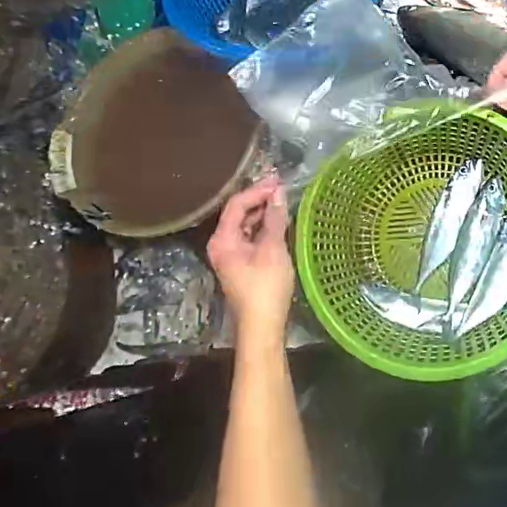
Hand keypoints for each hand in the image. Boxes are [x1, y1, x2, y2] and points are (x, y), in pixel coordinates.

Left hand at [207, 174, 295, 352]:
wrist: (262, 325)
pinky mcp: (242, 264)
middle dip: (260, 198)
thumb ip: (275, 219)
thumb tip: (279, 193)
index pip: (236, 204)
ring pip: (245, 225)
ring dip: (263, 212)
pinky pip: (251, 237)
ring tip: (284, 201)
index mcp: (222, 240)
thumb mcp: (273, 249)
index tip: (279, 181)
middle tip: (283, 187)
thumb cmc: (266, 287)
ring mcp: (231, 255)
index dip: (257, 190)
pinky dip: (264, 227)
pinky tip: (280, 222)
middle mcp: (221, 245)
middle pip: (238, 213)